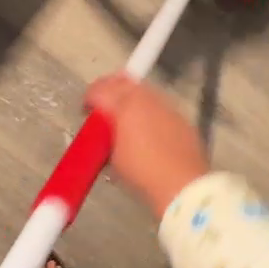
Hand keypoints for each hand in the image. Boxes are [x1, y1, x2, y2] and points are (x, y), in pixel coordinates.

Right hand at [84, 74, 209, 218]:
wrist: (182, 184)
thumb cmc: (141, 173)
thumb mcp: (114, 156)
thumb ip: (109, 135)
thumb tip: (107, 128)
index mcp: (125, 106)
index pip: (101, 90)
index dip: (90, 96)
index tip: (86, 108)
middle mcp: (147, 99)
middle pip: (124, 82)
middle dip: (111, 89)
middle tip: (103, 104)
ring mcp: (167, 106)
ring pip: (144, 92)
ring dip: (131, 98)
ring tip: (125, 115)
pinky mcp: (181, 118)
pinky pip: (160, 106)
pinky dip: (150, 111)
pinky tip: (147, 127)